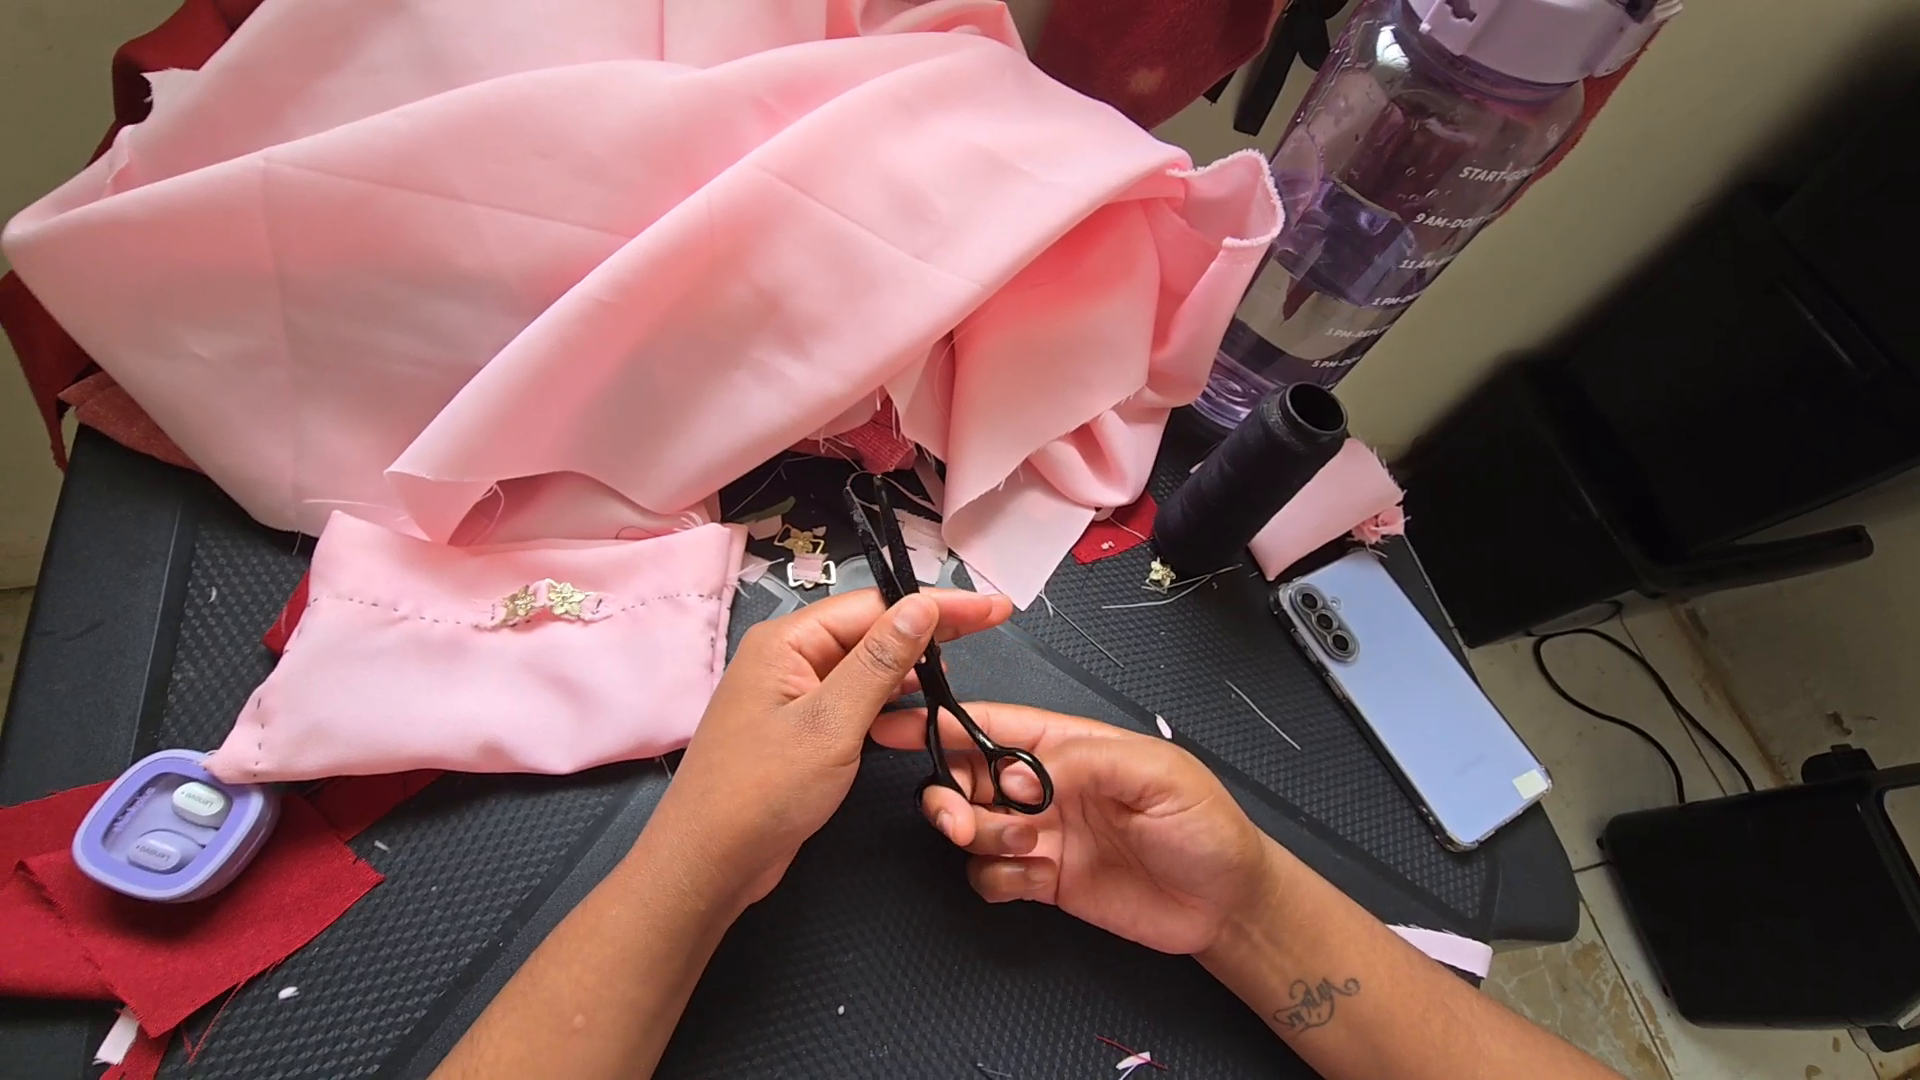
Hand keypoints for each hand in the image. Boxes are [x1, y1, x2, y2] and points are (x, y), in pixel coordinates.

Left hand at [647, 587, 1012, 910]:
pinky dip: (892, 693)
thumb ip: (880, 662)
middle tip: (992, 619)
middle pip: (872, 628)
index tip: (991, 606)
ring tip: (965, 652)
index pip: (875, 607)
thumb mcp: (830, 724)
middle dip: (931, 625)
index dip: (937, 604)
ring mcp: (797, 692)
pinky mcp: (805, 725)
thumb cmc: (762, 793)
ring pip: (867, 662)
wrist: (708, 866)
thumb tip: (922, 605)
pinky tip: (922, 694)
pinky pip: (856, 695)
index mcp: (788, 642)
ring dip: (913, 658)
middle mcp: (791, 657)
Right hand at [870, 705, 1279, 955]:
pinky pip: (991, 875)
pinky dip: (996, 878)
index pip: (990, 725)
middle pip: (966, 776)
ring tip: (1021, 845)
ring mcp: (1041, 832)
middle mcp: (1045, 785)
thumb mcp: (1154, 771)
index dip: (939, 723)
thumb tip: (1018, 772)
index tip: (897, 723)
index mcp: (1065, 744)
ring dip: (975, 836)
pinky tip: (1032, 878)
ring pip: (971, 825)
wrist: (1225, 903)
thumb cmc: (1202, 822)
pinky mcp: (1043, 877)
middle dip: (948, 792)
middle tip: (961, 817)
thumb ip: (1082, 761)